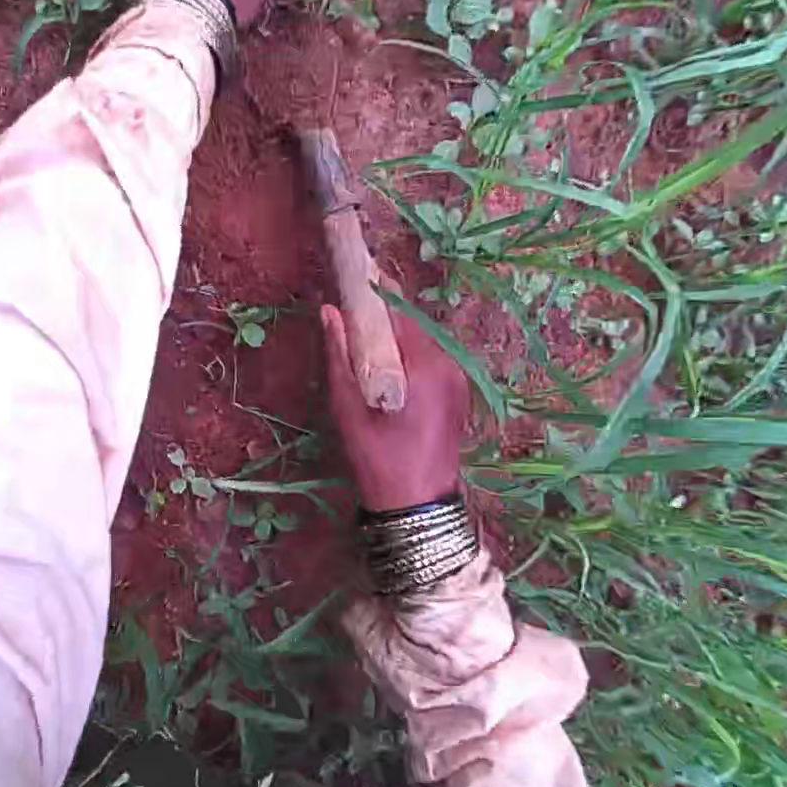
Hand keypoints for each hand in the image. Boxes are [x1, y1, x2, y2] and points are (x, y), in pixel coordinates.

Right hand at [322, 304, 469, 511]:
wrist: (416, 503)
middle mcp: (448, 364)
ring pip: (422, 341)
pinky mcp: (457, 392)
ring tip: (364, 348)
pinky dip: (408, 356)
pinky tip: (387, 372)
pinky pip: (430, 360)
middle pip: (412, 324)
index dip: (373, 294)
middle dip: (382, 317)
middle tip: (351, 319)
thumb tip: (329, 312)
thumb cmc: (376, 458)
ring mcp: (457, 379)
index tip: (350, 283)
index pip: (397, 311)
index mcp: (422, 365)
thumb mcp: (347, 409)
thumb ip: (338, 357)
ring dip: (394, 338)